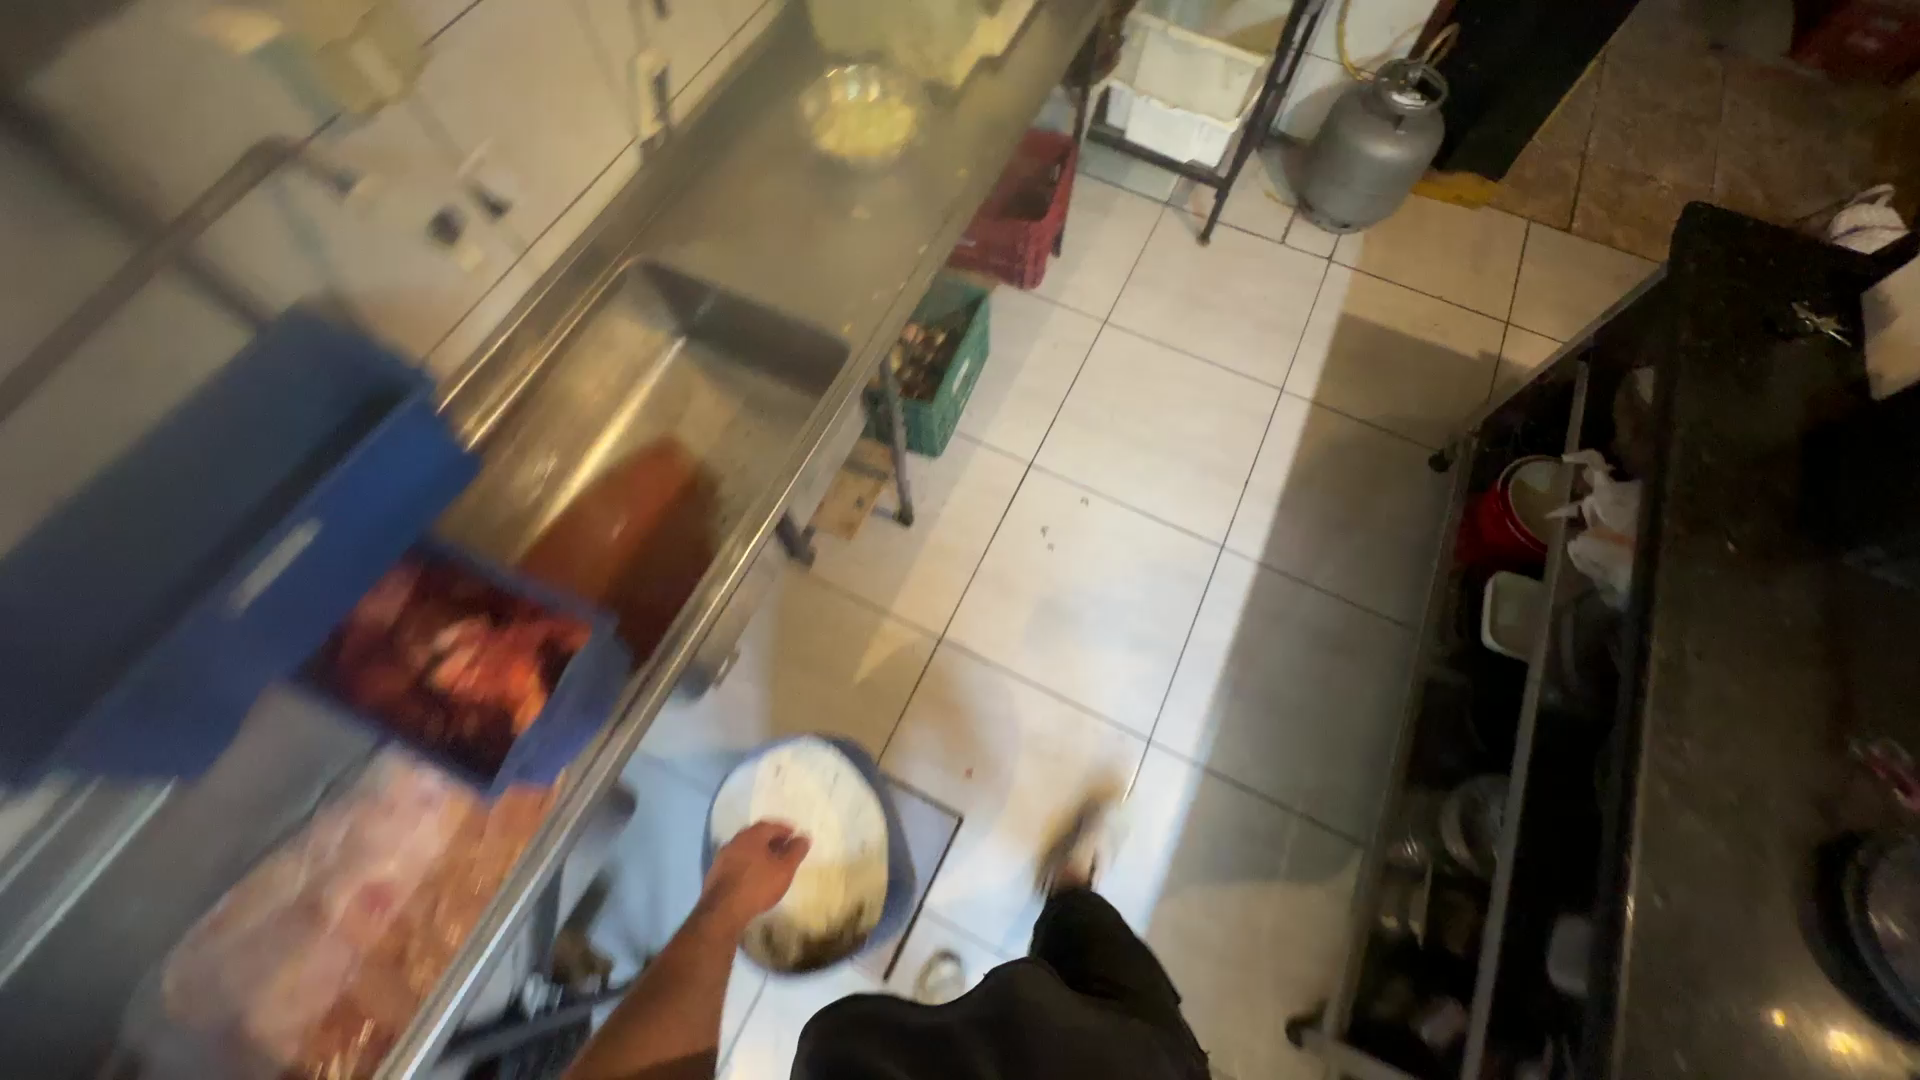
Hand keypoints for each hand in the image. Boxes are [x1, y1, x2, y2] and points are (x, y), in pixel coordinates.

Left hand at [700, 821, 809, 934]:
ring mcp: (722, 857)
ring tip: (769, 864)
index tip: (794, 836)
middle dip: (771, 840)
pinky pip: (736, 862)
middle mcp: (736, 840)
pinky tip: (752, 877)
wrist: (722, 911)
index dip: (785, 830)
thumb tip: (804, 837)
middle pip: (756, 836)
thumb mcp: (785, 869)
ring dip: (758, 853)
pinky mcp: (715, 874)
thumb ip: (796, 851)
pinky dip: (747, 865)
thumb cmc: (758, 886)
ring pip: (745, 849)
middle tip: (783, 849)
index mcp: (752, 835)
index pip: (771, 825)